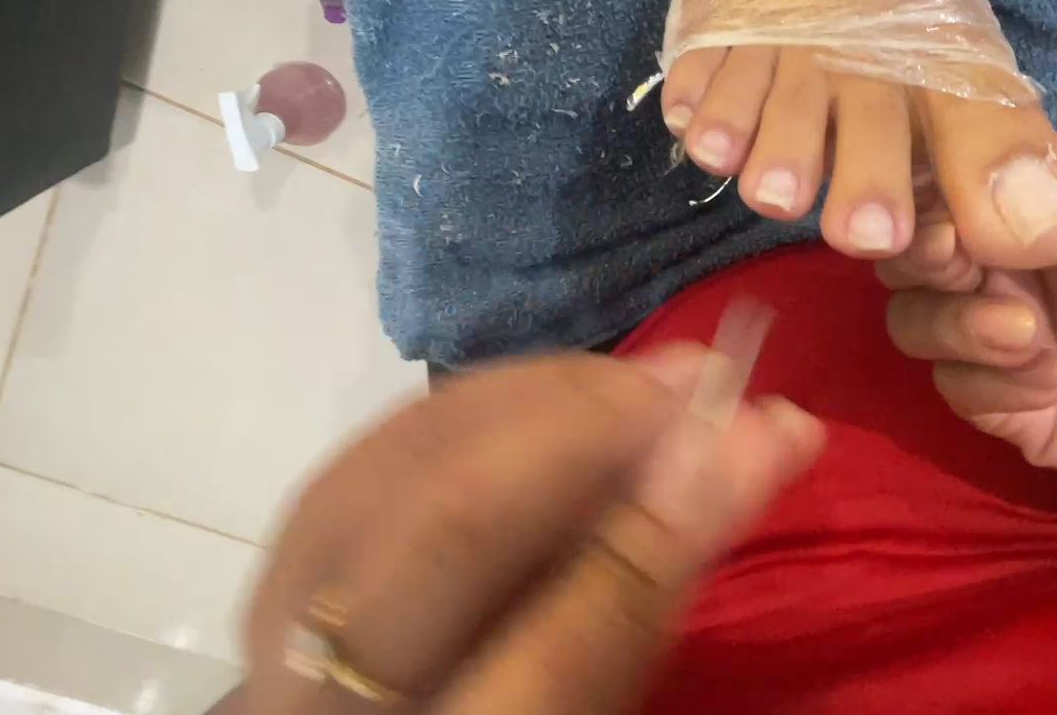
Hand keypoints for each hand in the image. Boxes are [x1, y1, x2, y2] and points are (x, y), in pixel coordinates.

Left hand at [240, 349, 822, 713]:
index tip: (760, 435)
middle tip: (707, 378)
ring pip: (427, 441)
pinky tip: (579, 385)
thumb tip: (745, 449)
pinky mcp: (308, 514)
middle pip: (459, 519)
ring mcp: (295, 580)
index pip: (560, 648)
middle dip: (601, 425)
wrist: (375, 713)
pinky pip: (413, 420)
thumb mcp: (591, 696)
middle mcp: (331, 674)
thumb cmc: (514, 702)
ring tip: (656, 375)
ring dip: (562, 390)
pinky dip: (513, 390)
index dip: (666, 528)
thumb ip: (652, 589)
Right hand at [882, 58, 1056, 561]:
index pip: (953, 183)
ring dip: (955, 322)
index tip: (943, 190)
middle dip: (920, 253)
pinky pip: (955, 386)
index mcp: (1039, 218)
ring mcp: (997, 342)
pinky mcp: (1002, 407)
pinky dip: (990, 384)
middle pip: (912, 252)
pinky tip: (1051, 387)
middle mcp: (1004, 273)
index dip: (929, 180)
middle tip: (958, 260)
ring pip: (915, 318)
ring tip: (1028, 335)